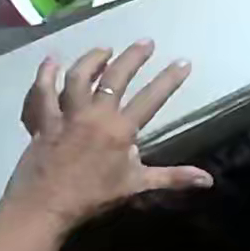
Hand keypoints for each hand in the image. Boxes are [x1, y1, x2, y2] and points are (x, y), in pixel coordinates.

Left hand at [1, 41, 213, 229]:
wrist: (44, 208)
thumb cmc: (93, 198)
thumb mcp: (137, 186)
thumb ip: (173, 178)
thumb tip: (208, 180)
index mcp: (120, 129)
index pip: (151, 98)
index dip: (169, 79)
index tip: (182, 62)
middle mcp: (94, 114)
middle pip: (115, 77)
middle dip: (133, 57)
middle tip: (145, 42)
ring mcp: (66, 115)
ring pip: (78, 77)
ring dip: (92, 59)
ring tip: (104, 49)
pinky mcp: (42, 121)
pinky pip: (41, 92)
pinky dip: (45, 75)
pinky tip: (52, 61)